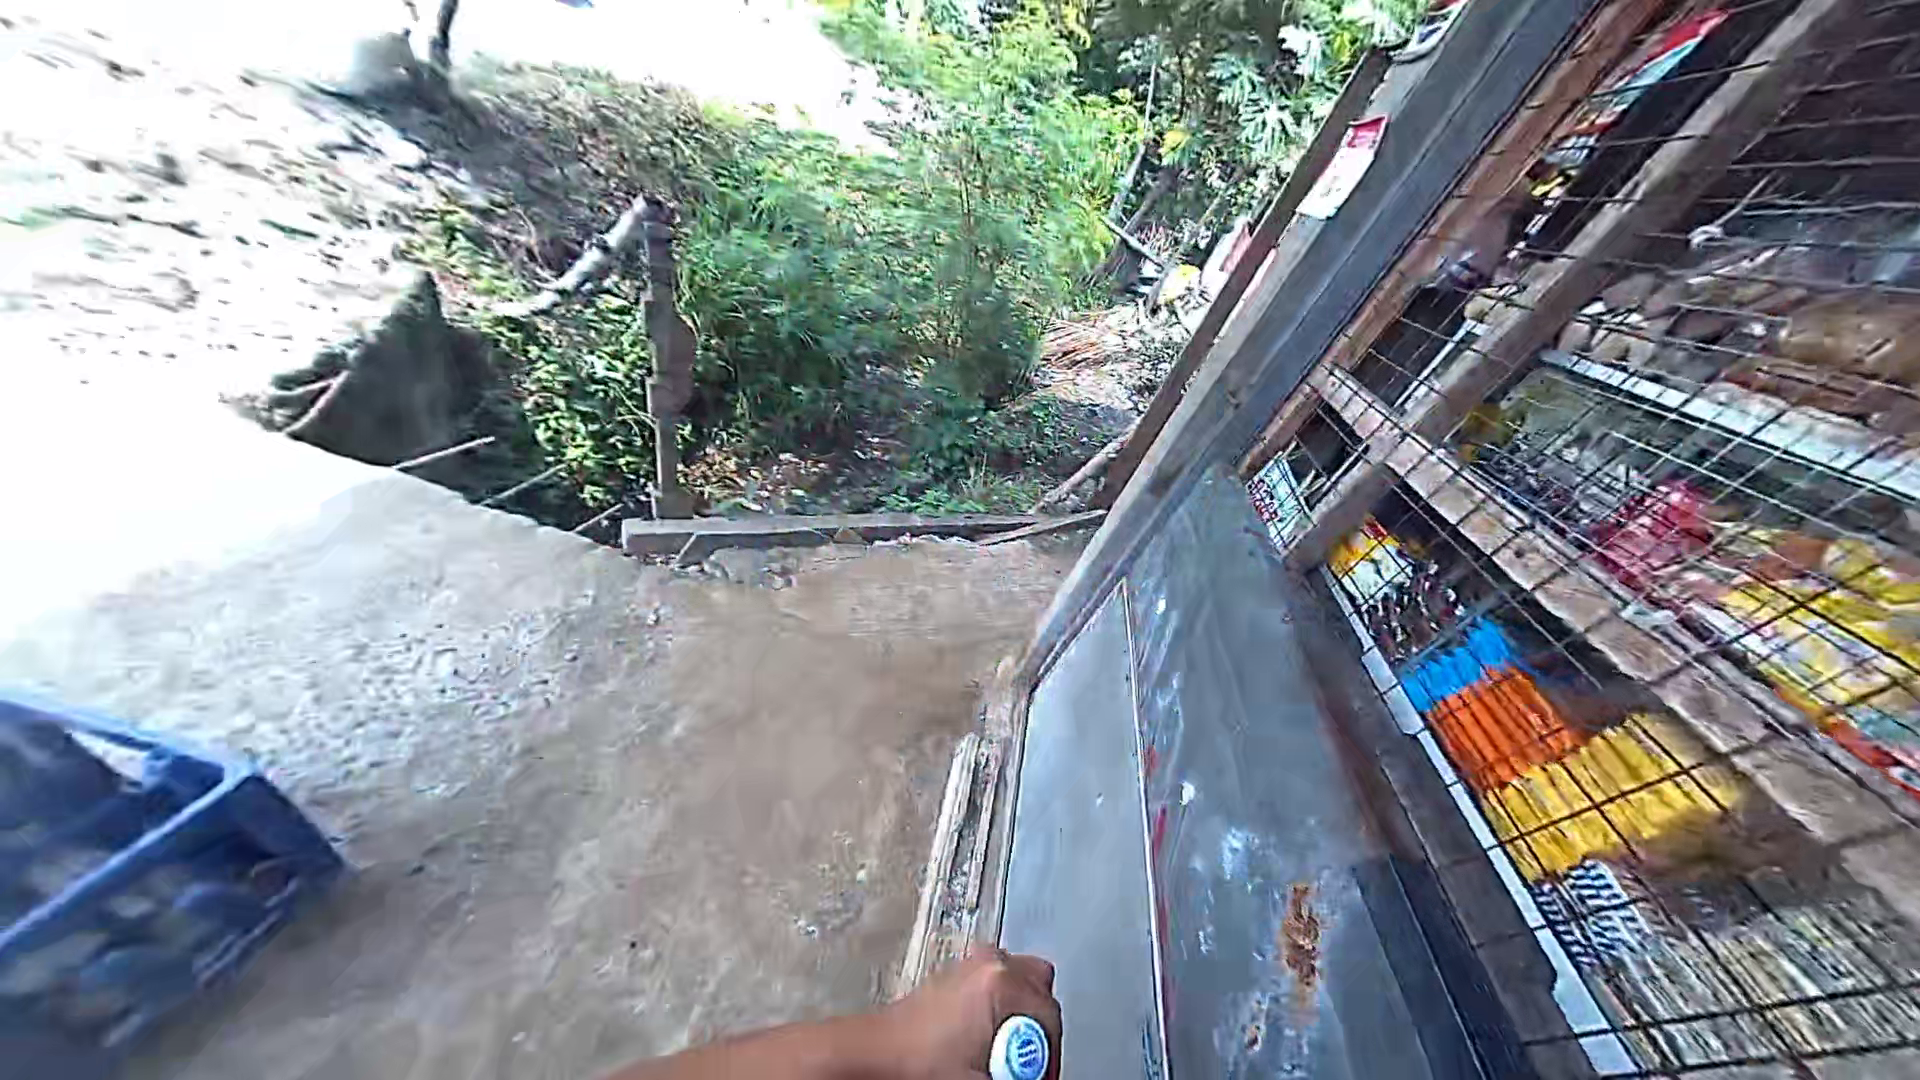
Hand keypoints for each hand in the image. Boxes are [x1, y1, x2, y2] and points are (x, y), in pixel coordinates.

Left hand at [872, 946, 1061, 1079]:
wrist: (876, 1057)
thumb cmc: (920, 1067)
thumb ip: (1021, 1076)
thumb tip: (1035, 1074)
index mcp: (1000, 983)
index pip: (1050, 1015)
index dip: (1048, 1057)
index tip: (1037, 1078)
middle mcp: (989, 962)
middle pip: (1039, 985)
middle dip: (1037, 1026)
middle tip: (1023, 1062)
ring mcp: (972, 964)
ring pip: (1020, 979)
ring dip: (1020, 1014)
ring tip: (1002, 1051)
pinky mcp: (958, 974)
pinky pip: (997, 982)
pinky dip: (1001, 1008)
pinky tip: (983, 1039)